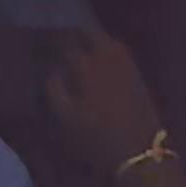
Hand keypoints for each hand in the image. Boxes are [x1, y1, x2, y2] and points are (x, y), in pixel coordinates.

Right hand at [45, 29, 166, 180]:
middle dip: (76, 31)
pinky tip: (102, 56)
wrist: (140, 155)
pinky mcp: (138, 77)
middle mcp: (106, 59)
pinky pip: (121, 53)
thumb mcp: (65, 116)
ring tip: (82, 42)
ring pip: (109, 40)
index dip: (55, 38)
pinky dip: (109, 48)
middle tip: (64, 36)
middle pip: (91, 33)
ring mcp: (126, 67)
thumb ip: (54, 88)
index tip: (46, 39)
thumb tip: (54, 69)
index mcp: (85, 67)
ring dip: (94, 38)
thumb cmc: (96, 136)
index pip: (67, 42)